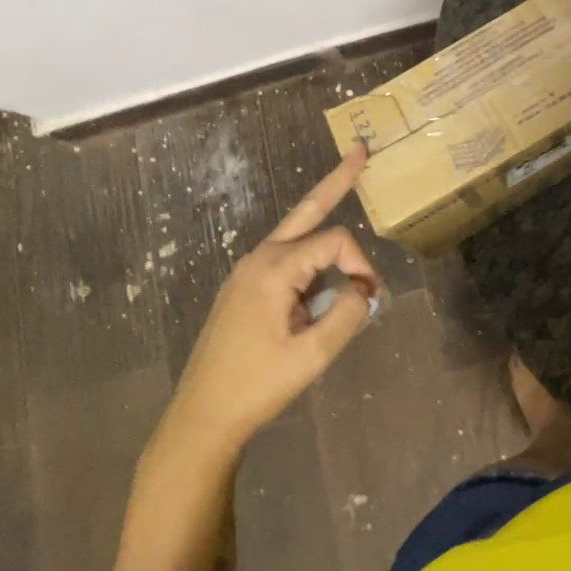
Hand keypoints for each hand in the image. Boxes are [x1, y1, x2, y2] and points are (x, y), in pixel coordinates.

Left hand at [165, 142, 384, 448]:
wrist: (201, 420)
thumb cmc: (257, 386)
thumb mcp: (313, 355)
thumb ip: (348, 314)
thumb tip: (365, 290)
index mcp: (273, 269)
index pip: (335, 243)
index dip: (361, 265)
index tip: (370, 300)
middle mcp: (258, 259)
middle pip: (306, 210)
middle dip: (336, 181)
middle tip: (360, 150)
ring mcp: (247, 273)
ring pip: (297, 235)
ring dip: (327, 231)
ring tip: (350, 196)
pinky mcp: (244, 291)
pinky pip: (288, 262)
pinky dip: (313, 264)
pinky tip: (325, 284)